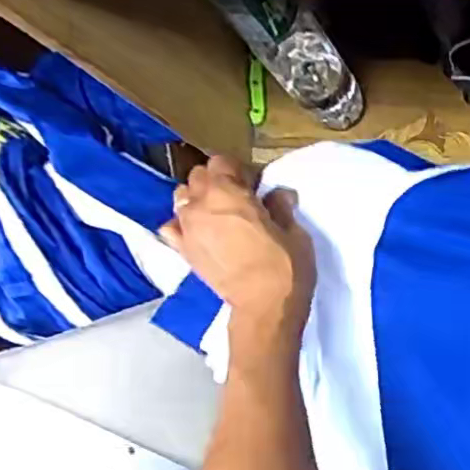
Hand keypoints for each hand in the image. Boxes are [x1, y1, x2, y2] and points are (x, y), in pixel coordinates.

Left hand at [160, 156, 315, 359]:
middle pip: (200, 176)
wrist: (264, 307)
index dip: (243, 171)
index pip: (224, 162)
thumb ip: (283, 210)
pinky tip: (200, 231)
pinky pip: (172, 224)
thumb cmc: (286, 270)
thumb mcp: (297, 237)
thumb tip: (279, 194)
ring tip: (221, 215)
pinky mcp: (181, 246)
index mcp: (230, 195)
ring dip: (200, 198)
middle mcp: (200, 202)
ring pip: (183, 195)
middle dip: (220, 181)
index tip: (259, 186)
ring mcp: (185, 224)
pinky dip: (184, 223)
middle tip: (243, 199)